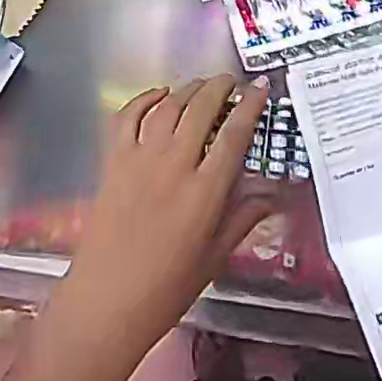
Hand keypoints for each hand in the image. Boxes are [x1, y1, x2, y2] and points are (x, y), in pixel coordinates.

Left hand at [50, 75, 276, 355]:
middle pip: (201, 109)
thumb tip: (274, 193)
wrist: (107, 299)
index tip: (260, 87)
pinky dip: (144, 99)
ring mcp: (140, 159)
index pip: (234, 135)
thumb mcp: (216, 255)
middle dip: (219, 87)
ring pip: (168, 107)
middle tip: (230, 81)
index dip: (250, 105)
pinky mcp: (113, 161)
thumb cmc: (168, 286)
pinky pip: (128, 117)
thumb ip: (244, 217)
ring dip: (187, 89)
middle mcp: (174, 165)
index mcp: (205, 191)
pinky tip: (159, 94)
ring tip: (202, 85)